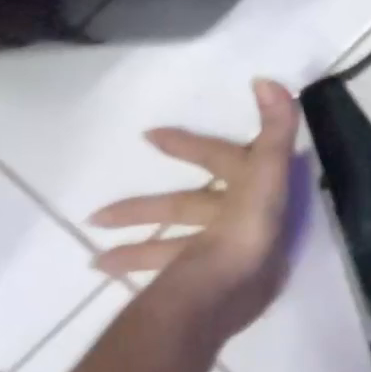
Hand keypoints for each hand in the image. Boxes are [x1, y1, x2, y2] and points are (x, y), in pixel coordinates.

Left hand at [88, 79, 302, 339]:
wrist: (225, 291)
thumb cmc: (246, 226)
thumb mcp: (267, 173)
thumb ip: (276, 130)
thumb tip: (265, 80)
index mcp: (241, 187)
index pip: (216, 157)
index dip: (190, 144)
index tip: (150, 135)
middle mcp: (222, 215)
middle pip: (182, 205)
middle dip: (142, 210)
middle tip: (94, 218)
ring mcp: (212, 252)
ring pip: (171, 247)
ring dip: (138, 253)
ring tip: (98, 263)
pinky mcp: (211, 286)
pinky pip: (178, 281)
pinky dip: (159, 282)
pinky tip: (149, 290)